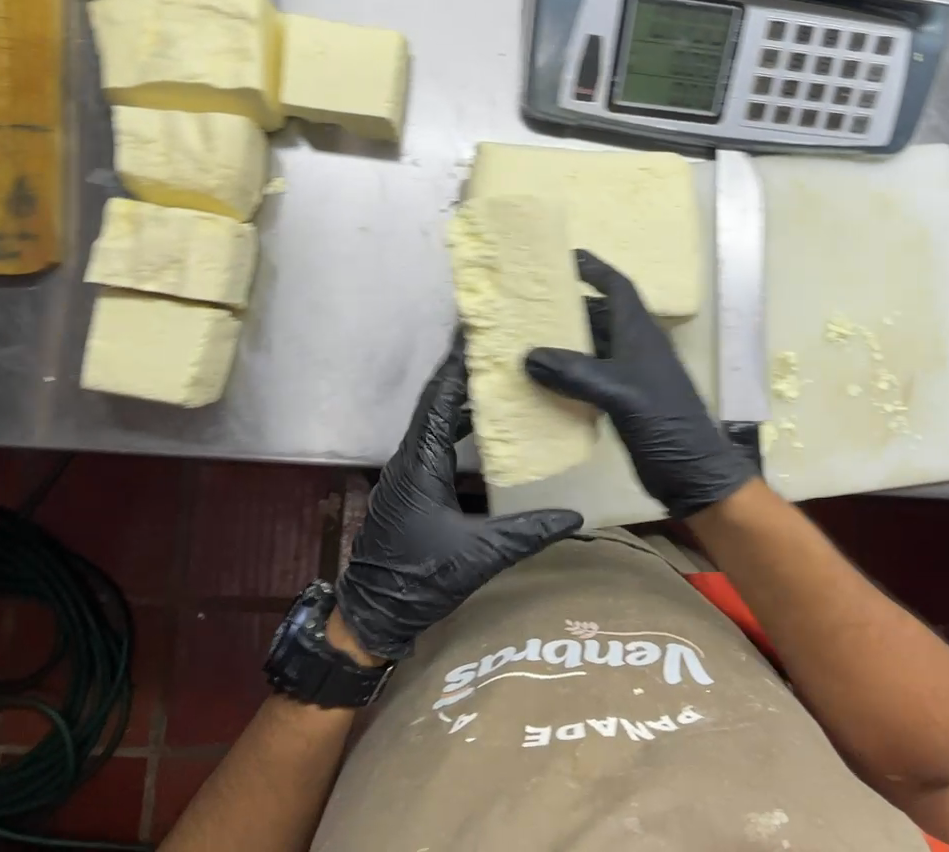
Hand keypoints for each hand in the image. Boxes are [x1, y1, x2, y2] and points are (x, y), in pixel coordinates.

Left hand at [334, 334, 583, 660]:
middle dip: (461, 372)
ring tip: (494, 377)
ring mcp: (407, 472)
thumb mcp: (479, 556)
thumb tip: (576, 516)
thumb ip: (527, 532)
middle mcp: (410, 459)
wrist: (373, 614)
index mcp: (421, 464)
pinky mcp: (411, 487)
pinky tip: (480, 426)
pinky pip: (434, 441)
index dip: (457, 365)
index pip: (439, 400)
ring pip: (432, 421)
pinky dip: (455, 424)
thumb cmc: (419, 580)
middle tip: (494, 347)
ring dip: (458, 397)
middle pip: (434, 402)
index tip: (477, 334)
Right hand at [525, 251, 756, 517]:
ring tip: (528, 338)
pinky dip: (568, 374)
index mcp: (641, 335)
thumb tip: (530, 356)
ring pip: (593, 348)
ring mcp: (630, 377)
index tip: (566, 257)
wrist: (692, 473)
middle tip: (531, 302)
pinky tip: (543, 381)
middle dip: (570, 306)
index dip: (595, 269)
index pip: (618, 288)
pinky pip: (589, 378)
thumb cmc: (665, 424)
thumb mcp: (621, 395)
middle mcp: (635, 349)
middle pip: (600, 316)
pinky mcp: (623, 403)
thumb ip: (577, 374)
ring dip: (566, 342)